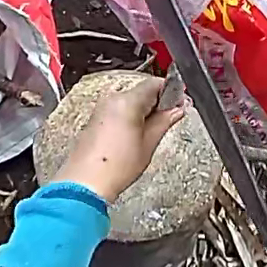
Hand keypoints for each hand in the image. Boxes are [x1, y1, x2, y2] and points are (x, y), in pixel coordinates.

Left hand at [50, 75, 185, 202]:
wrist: (86, 183)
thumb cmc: (115, 167)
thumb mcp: (149, 143)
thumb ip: (165, 121)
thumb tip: (176, 110)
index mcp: (128, 101)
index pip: (155, 84)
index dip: (172, 92)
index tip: (180, 103)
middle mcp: (113, 99)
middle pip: (143, 91)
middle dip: (159, 102)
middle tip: (171, 117)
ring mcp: (102, 108)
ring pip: (131, 100)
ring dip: (145, 110)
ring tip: (154, 130)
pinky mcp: (96, 119)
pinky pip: (119, 109)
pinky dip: (131, 116)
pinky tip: (136, 134)